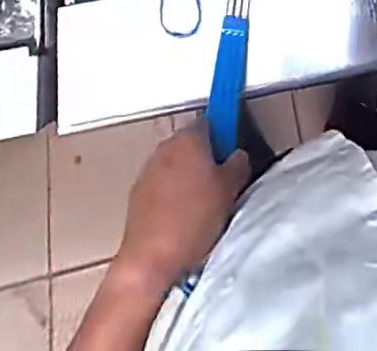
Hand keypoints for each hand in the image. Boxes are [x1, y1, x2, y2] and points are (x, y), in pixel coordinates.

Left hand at [113, 124, 249, 287]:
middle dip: (205, 158)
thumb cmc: (194, 219)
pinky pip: (160, 183)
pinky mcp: (138, 189)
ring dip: (187, 176)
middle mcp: (165, 145)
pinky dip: (171, 193)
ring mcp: (149, 167)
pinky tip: (181, 216)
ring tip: (202, 205)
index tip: (230, 154)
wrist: (151, 255)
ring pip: (174, 163)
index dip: (222, 135)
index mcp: (189, 139)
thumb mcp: (228, 192)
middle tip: (221, 183)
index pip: (208, 122)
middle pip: (190, 143)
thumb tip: (238, 155)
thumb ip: (237, 166)